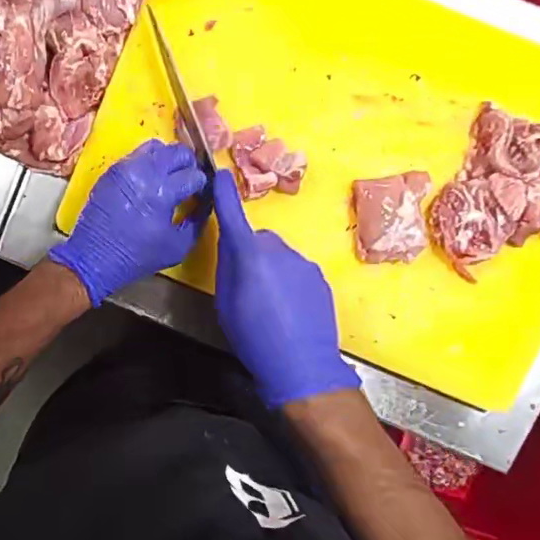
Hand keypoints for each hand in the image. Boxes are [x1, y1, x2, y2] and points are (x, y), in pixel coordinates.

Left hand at [49, 140, 207, 305]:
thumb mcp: (177, 247)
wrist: (95, 257)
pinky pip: (136, 157)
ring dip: (167, 160)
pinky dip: (147, 165)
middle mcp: (145, 172)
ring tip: (167, 179)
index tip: (200, 195)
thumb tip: (204, 204)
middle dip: (188, 165)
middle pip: (178, 151)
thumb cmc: (138, 256)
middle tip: (186, 183)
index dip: (202, 185)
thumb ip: (197, 222)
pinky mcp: (112, 171)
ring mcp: (126, 168)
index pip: (194, 174)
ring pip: (156, 148)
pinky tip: (147, 183)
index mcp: (163, 192)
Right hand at [212, 173, 359, 405]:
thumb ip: (227, 269)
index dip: (224, 196)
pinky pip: (296, 270)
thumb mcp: (225, 304)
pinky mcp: (320, 278)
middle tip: (242, 287)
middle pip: (258, 241)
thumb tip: (231, 244)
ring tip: (266, 306)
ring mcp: (304, 263)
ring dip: (269, 270)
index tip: (219, 174)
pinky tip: (286, 311)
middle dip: (249, 254)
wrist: (302, 365)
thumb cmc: (252, 337)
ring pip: (278, 256)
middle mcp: (280, 251)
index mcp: (251, 256)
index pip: (234, 218)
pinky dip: (287, 282)